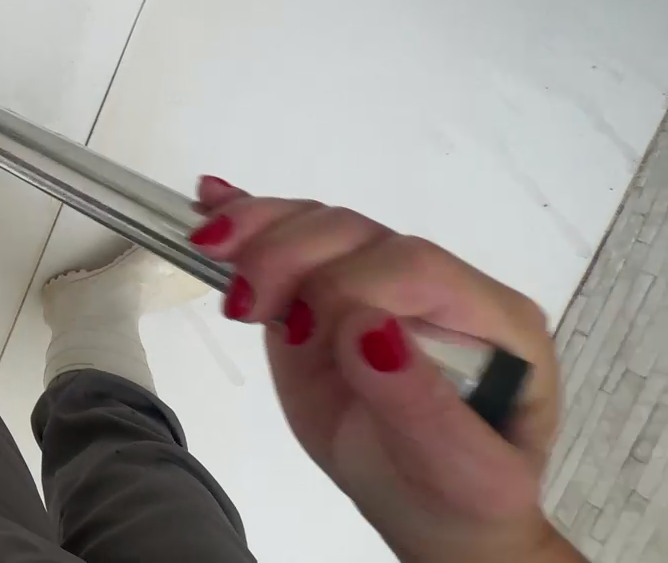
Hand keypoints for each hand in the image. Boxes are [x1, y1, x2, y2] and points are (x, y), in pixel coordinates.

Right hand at [189, 177, 575, 562]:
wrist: (414, 496)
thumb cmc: (449, 490)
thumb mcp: (456, 469)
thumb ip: (419, 401)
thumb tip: (366, 328)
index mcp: (488, 317)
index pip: (411, 264)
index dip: (346, 285)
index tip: (304, 336)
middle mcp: (429, 281)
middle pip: (348, 230)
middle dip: (280, 255)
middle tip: (238, 307)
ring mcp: (366, 273)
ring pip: (307, 220)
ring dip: (248, 227)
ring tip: (207, 251)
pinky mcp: (311, 280)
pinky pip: (280, 228)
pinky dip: (239, 209)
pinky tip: (208, 198)